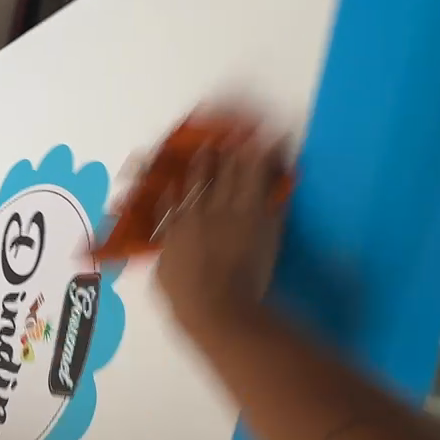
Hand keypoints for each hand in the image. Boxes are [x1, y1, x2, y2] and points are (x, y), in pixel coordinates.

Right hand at [151, 131, 291, 337]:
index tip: (171, 161)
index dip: (172, 175)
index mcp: (174, 228)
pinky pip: (266, 186)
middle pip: (203, 177)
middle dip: (208, 156)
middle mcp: (201, 213)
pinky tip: (275, 147)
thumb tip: (168, 246)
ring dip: (240, 152)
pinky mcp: (261, 219)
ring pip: (234, 174)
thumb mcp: (163, 274)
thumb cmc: (184, 298)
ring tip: (249, 133)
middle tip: (214, 138)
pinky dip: (271, 166)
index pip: (171, 194)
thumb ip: (167, 253)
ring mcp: (232, 213)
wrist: (218, 306)